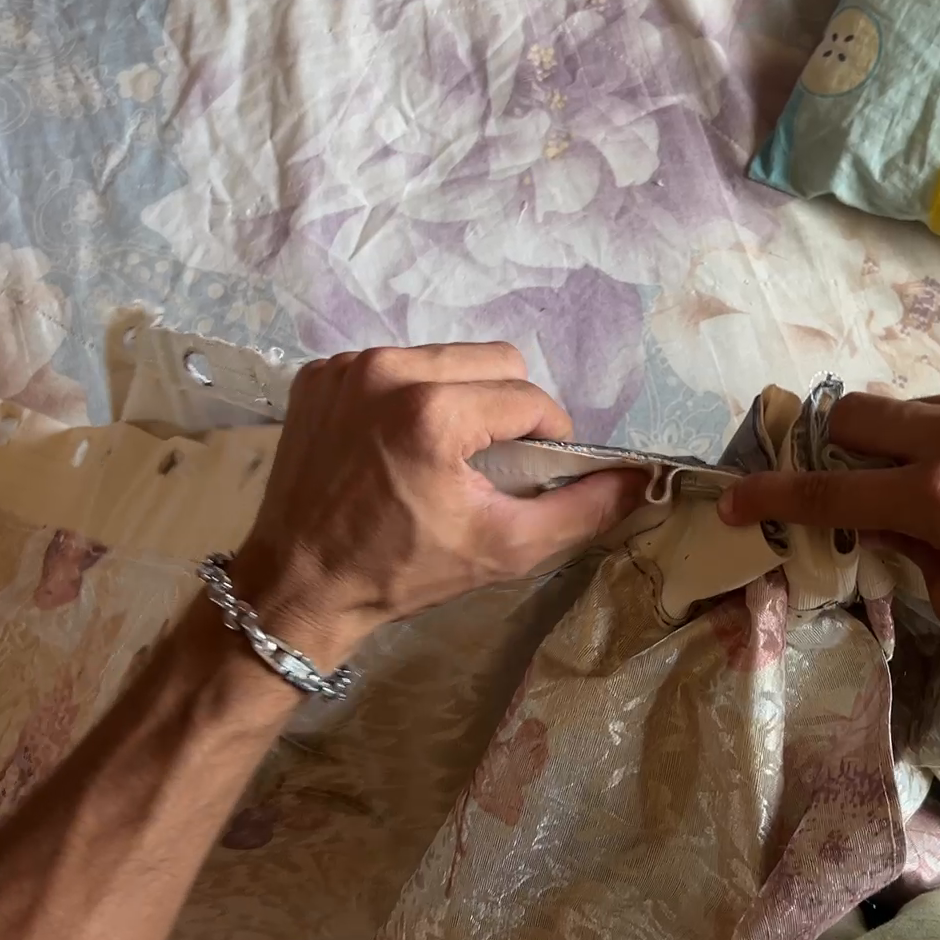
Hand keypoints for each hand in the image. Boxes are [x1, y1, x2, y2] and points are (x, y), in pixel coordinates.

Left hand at [227, 343, 646, 664]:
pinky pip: (400, 362)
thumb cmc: (407, 571)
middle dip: (513, 406)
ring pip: (450, 355)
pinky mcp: (321, 371)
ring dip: (470, 394)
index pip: (530, 398)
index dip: (550, 435)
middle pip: (497, 359)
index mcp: (433, 414)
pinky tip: (404, 438)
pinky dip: (419, 392)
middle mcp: (388, 371)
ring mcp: (348, 366)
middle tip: (499, 457)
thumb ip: (583, 509)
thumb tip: (640, 479)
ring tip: (454, 446)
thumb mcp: (508, 548)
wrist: (298, 585)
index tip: (537, 471)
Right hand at [718, 392, 939, 664]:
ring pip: (909, 405)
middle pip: (857, 412)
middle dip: (831, 443)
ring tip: (924, 481)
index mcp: (938, 497)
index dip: (771, 494)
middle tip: (843, 479)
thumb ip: (910, 554)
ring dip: (892, 439)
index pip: (828, 488)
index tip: (735, 498)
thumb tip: (884, 522)